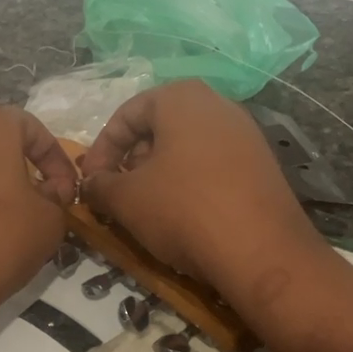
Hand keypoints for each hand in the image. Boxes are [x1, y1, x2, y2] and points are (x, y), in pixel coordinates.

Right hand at [81, 80, 325, 306]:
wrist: (263, 252)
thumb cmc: (184, 210)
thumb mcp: (126, 199)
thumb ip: (99, 185)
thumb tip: (90, 184)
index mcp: (182, 99)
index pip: (126, 115)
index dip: (101, 149)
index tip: (90, 181)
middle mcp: (218, 105)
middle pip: (159, 128)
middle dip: (131, 160)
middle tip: (116, 192)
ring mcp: (246, 135)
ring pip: (187, 148)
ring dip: (159, 174)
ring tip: (145, 207)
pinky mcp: (262, 166)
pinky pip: (213, 166)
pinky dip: (189, 184)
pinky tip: (181, 216)